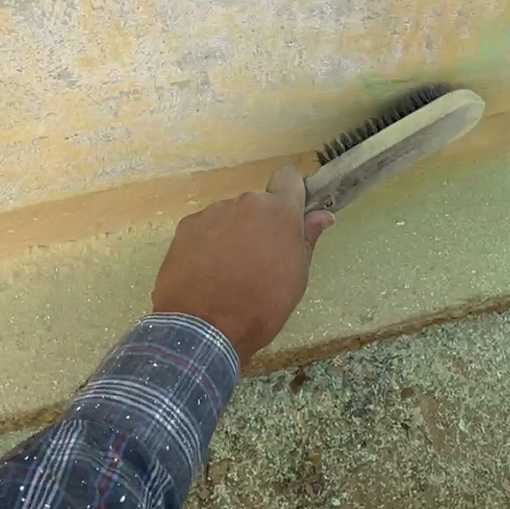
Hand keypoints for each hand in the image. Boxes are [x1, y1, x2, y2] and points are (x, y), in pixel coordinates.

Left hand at [151, 165, 334, 362]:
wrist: (203, 331)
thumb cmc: (261, 307)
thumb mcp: (296, 278)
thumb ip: (307, 239)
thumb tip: (323, 215)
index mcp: (279, 211)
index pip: (289, 177)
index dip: (289, 193)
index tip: (288, 216)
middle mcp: (246, 202)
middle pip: (257, 203)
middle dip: (259, 223)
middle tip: (256, 258)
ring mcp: (213, 212)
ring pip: (230, 215)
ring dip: (232, 233)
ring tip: (226, 270)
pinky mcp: (186, 227)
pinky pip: (205, 228)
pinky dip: (207, 243)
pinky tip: (205, 272)